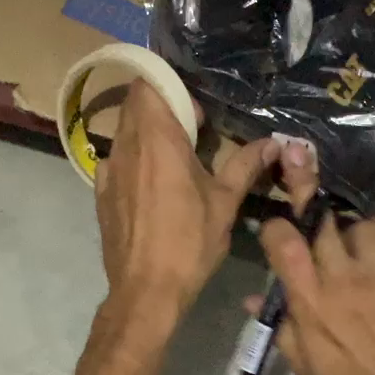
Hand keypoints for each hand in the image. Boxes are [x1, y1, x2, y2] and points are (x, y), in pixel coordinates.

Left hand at [96, 81, 278, 321]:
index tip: (195, 110)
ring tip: (174, 163)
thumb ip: (245, 166)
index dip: (171, 86)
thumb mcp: (224, 204)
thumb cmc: (188, 245)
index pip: (149, 82)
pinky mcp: (101, 195)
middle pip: (136, 105)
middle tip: (191, 135)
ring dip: (147, 138)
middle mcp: (126, 147)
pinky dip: (133, 164)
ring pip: (124, 134)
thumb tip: (273, 144)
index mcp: (157, 138)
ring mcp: (108, 171)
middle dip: (162, 110)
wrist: (146, 292)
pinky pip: (115, 163)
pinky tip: (152, 189)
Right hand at [253, 217, 374, 374]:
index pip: (286, 244)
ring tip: (358, 250)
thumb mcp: (304, 364)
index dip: (278, 229)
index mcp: (311, 303)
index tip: (278, 234)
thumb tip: (253, 300)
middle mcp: (344, 279)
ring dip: (355, 233)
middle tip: (321, 244)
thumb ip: (280, 326)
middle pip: (324, 226)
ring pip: (364, 226)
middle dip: (318, 230)